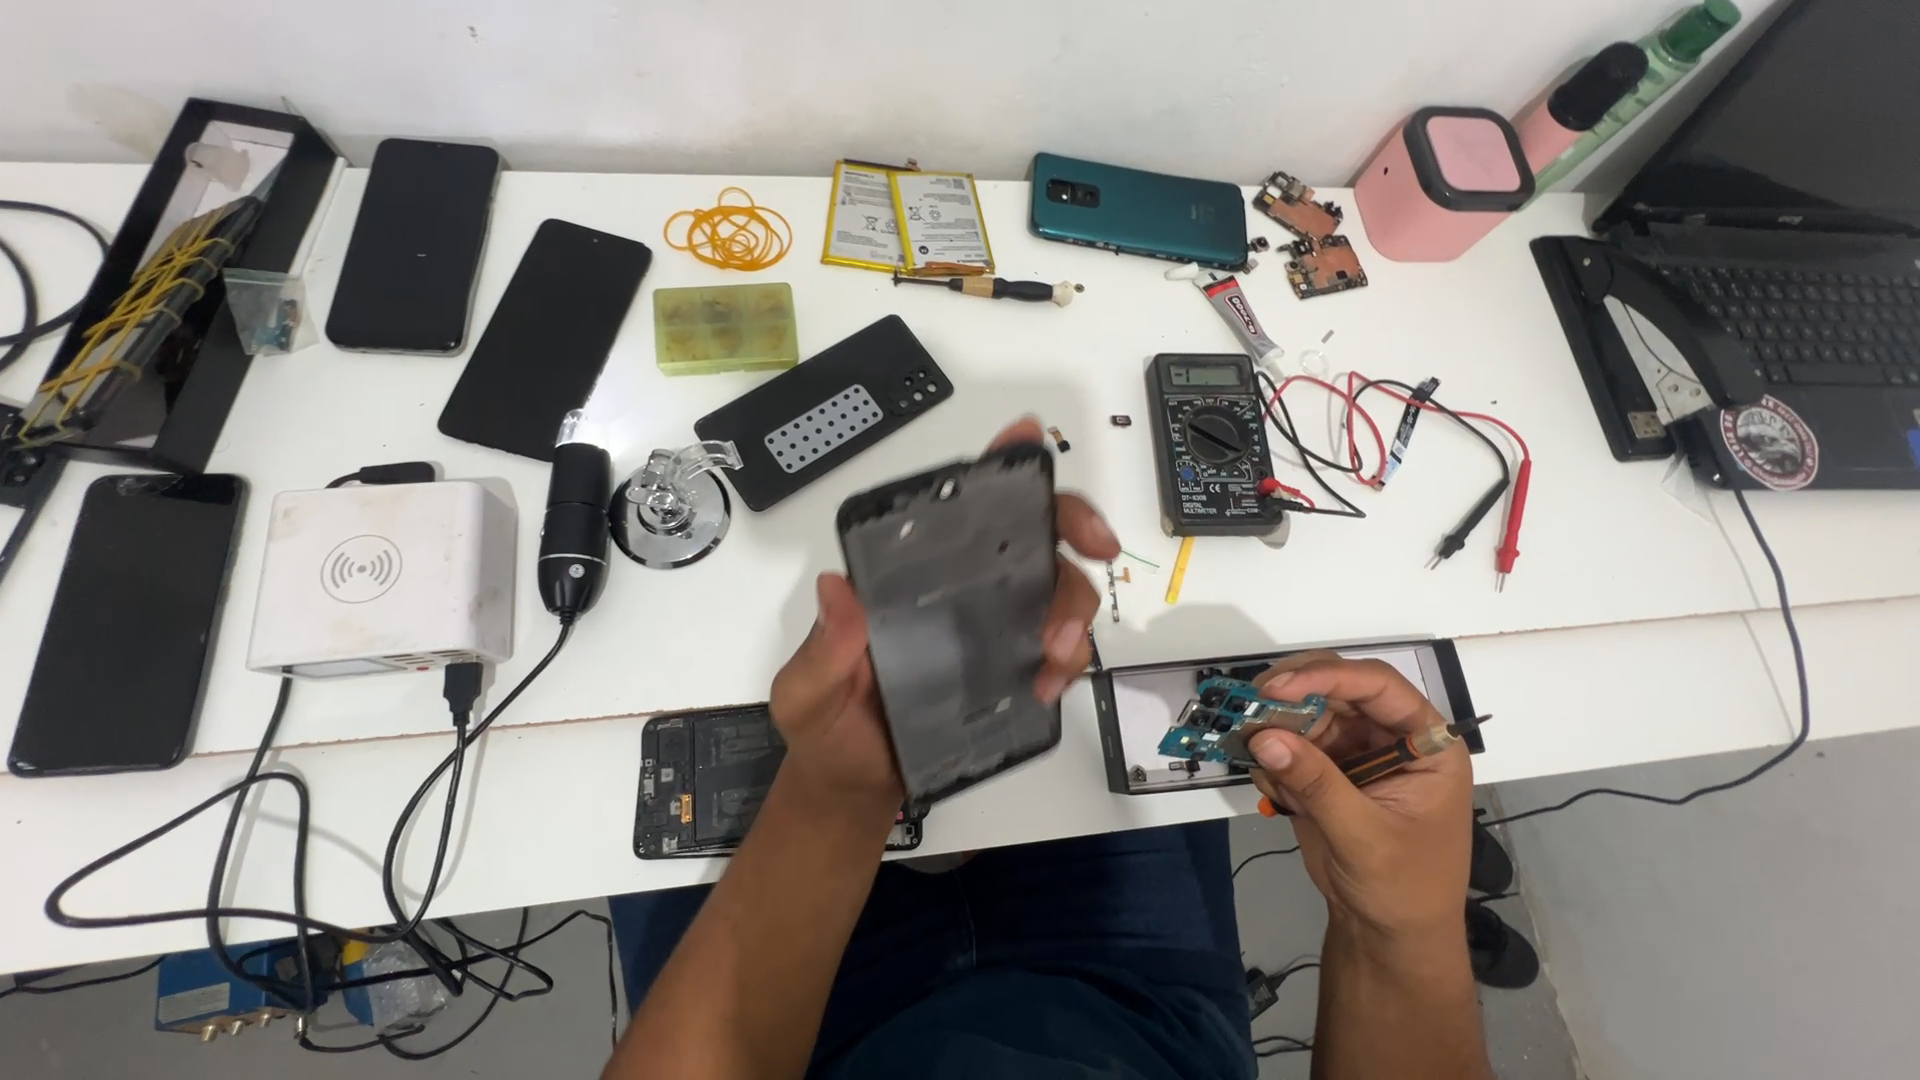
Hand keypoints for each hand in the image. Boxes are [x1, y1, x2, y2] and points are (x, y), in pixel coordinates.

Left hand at [768, 417, 1118, 810]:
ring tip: (1053, 654)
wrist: (859, 785)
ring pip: (1058, 589)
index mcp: (909, 576)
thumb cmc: (827, 728)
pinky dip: (1069, 659)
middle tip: (1095, 551)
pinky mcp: (1014, 668)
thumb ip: (822, 652)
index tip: (1031, 440)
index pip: (955, 510)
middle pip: (1030, 538)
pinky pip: (1062, 649)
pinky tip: (1048, 685)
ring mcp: (993, 627)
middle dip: (1070, 528)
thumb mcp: (806, 692)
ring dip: (1073, 607)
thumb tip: (834, 588)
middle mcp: (960, 589)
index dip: (998, 469)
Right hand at [1245, 653, 1472, 938]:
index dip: (1328, 676)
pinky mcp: (1322, 769)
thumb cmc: (1404, 886)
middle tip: (1249, 701)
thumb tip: (1263, 737)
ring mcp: (1353, 750)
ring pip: (1305, 712)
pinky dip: (1269, 754)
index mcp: (1425, 743)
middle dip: (1292, 692)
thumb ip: (1316, 783)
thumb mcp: (1365, 836)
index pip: (1378, 686)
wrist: (1388, 934)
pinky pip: (1288, 742)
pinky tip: (1272, 787)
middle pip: (1336, 689)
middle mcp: (1389, 736)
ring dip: (1273, 722)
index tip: (1277, 686)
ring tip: (1246, 741)